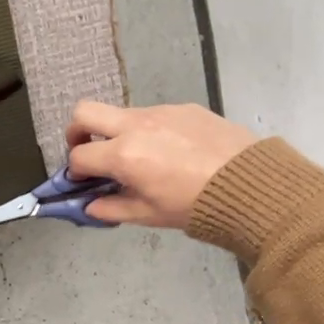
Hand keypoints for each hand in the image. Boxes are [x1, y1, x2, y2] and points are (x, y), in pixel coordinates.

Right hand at [65, 100, 257, 228]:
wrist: (248, 184)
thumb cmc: (194, 205)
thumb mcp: (149, 215)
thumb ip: (112, 208)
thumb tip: (91, 205)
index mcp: (124, 155)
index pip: (79, 155)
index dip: (75, 171)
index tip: (83, 182)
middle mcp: (136, 125)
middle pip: (85, 112)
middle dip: (77, 131)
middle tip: (88, 151)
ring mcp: (161, 111)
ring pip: (122, 113)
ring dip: (117, 132)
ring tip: (140, 159)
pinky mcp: (184, 108)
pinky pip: (154, 114)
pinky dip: (149, 130)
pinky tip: (171, 152)